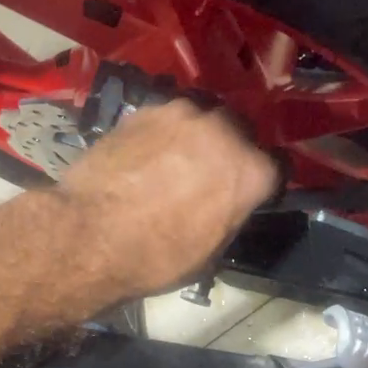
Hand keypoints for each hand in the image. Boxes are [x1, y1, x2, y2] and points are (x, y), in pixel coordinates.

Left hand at [50, 99, 278, 295]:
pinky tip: (148, 158)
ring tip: (176, 164)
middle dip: (231, 152)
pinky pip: (167, 118)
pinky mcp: (145, 109)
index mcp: (251, 172)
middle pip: (240, 133)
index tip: (253, 192)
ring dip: (197, 138)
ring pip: (203, 119)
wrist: (91, 236)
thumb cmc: (158, 258)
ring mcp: (183, 114)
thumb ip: (231, 213)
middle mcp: (225, 132)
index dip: (264, 182)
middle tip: (212, 177)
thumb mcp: (212, 250)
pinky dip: (164, 134)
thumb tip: (229, 203)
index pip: (276, 167)